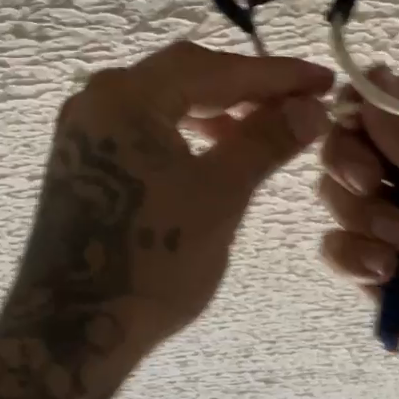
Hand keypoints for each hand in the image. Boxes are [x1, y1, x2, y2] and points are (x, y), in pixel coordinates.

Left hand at [13, 41, 332, 351]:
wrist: (74, 329)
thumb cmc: (153, 260)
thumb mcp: (221, 195)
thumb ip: (265, 140)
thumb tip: (311, 107)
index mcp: (126, 95)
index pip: (215, 69)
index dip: (277, 75)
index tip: (324, 82)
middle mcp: (97, 99)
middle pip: (186, 74)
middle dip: (246, 87)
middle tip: (300, 102)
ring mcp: (84, 131)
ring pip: (164, 100)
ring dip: (216, 108)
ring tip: (263, 127)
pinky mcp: (81, 161)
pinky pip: (144, 126)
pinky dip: (185, 130)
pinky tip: (213, 149)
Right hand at [315, 72, 398, 398]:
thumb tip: (372, 73)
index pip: (389, 104)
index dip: (362, 105)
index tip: (355, 120)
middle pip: (349, 146)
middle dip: (348, 161)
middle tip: (369, 182)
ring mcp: (395, 228)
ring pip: (336, 198)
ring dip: (359, 215)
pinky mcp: (378, 276)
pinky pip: (336, 250)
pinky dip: (351, 257)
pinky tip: (384, 274)